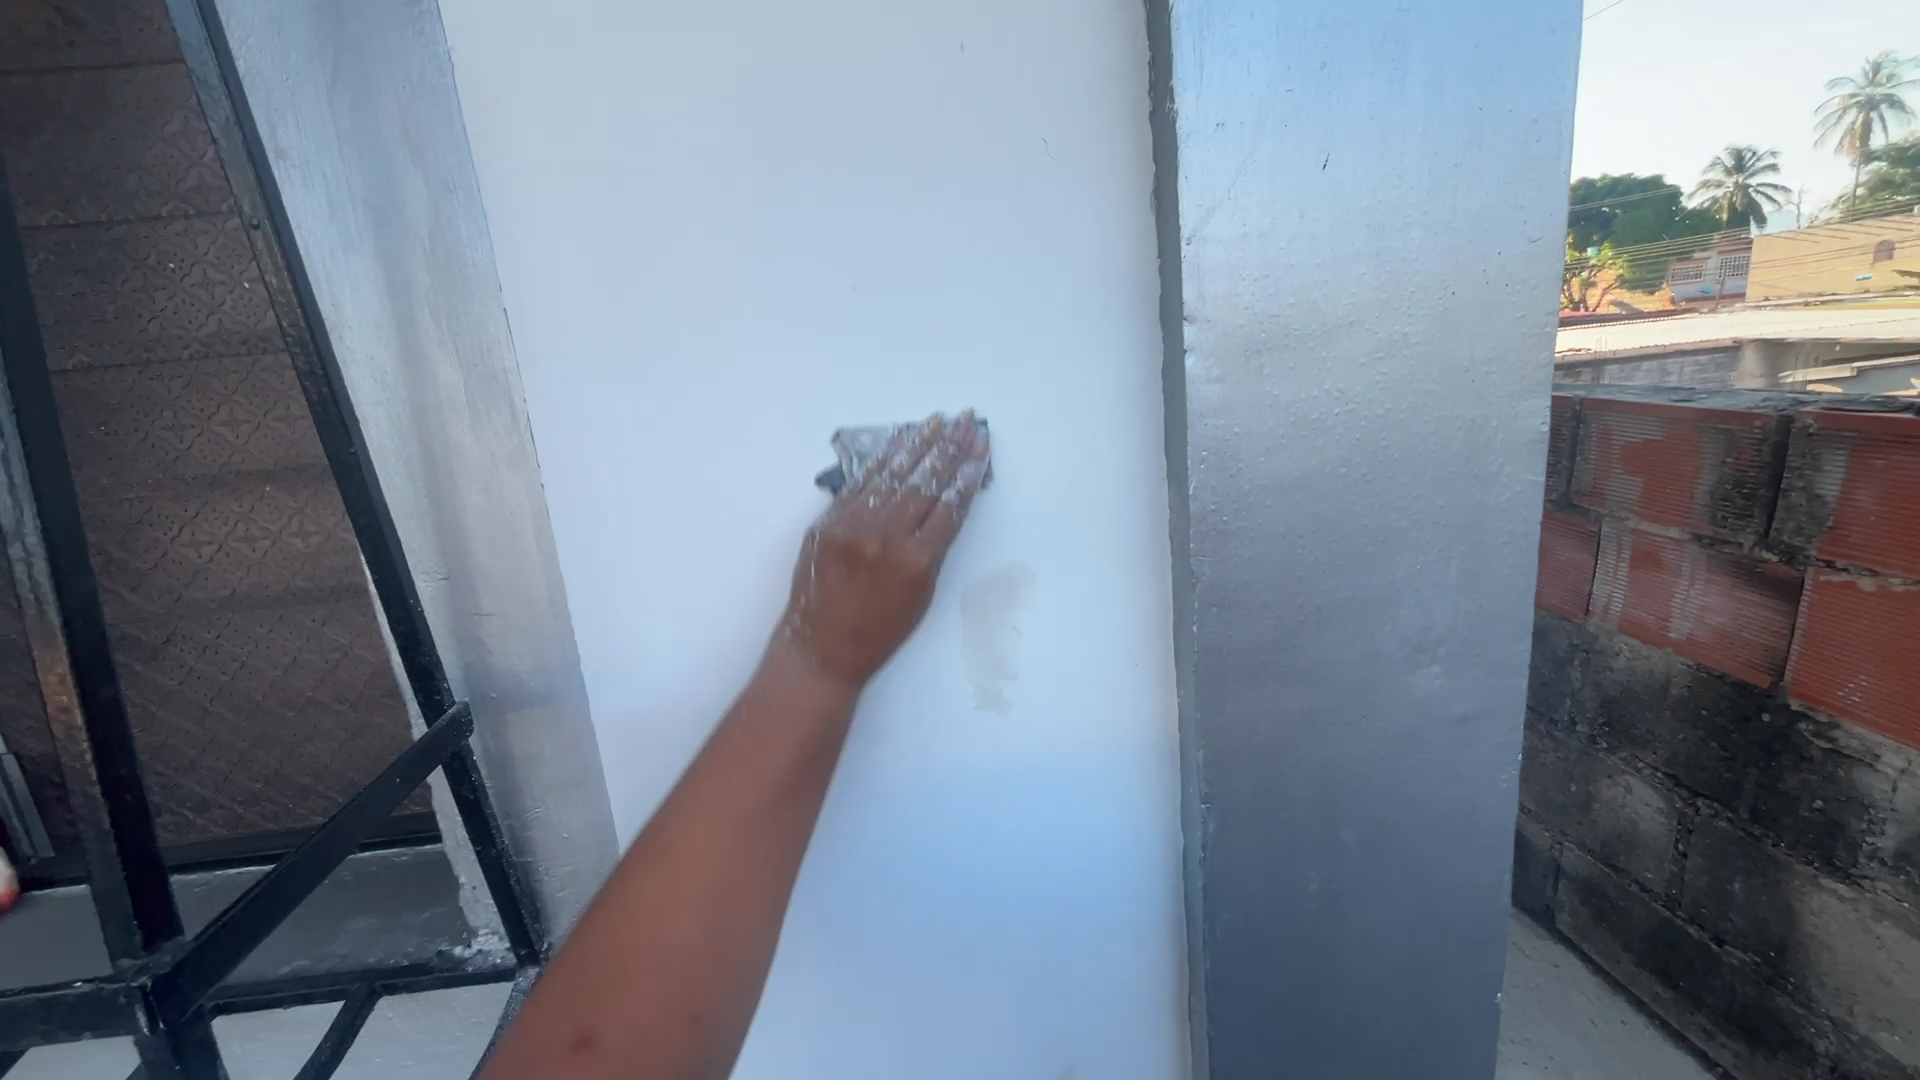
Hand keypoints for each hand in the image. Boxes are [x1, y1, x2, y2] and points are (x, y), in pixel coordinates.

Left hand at [780, 412, 990, 689]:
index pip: (950, 504)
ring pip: (892, 475)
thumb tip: (943, 501)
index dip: (968, 472)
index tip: (980, 445)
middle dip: (948, 448)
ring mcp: (853, 525)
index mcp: (917, 560)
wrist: (822, 648)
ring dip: (918, 444)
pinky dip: (882, 460)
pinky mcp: (829, 522)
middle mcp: (886, 536)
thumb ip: (933, 547)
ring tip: (938, 421)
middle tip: (964, 420)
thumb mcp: (923, 594)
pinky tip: (898, 440)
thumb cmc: (881, 631)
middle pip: (924, 481)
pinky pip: (861, 483)